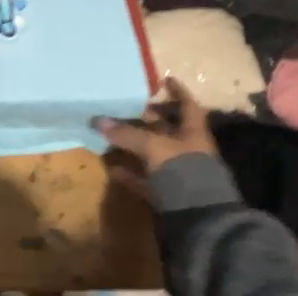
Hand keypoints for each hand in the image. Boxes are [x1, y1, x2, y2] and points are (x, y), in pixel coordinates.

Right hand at [92, 78, 216, 192]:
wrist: (201, 218)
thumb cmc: (183, 170)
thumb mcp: (152, 146)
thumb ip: (125, 133)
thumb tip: (97, 120)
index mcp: (194, 132)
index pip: (187, 104)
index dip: (178, 91)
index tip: (164, 79)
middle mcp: (189, 149)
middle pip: (169, 128)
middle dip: (150, 117)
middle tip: (128, 106)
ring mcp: (181, 173)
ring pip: (156, 153)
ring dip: (137, 145)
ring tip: (114, 134)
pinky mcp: (171, 194)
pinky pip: (147, 178)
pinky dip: (132, 173)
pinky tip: (114, 168)